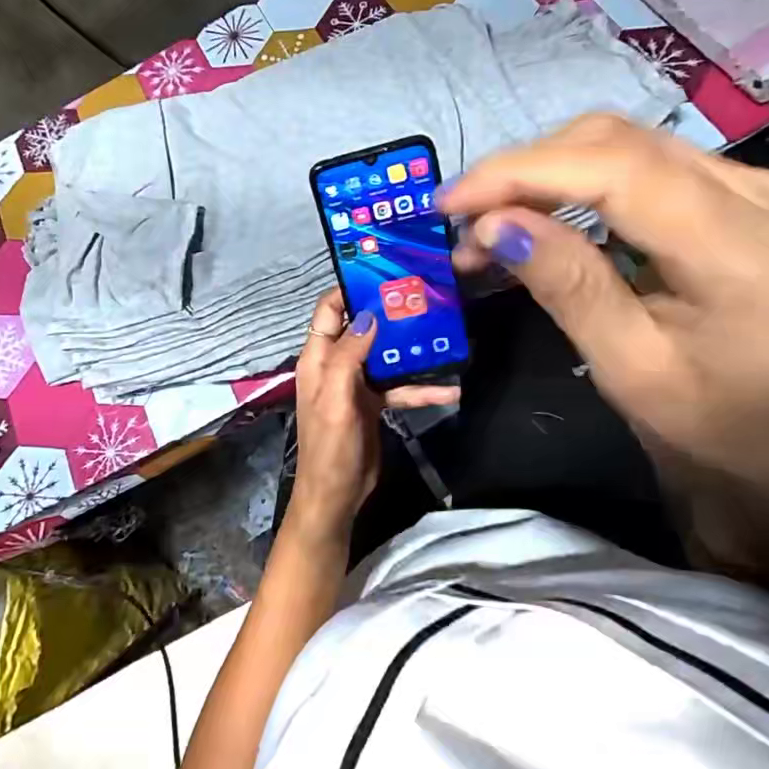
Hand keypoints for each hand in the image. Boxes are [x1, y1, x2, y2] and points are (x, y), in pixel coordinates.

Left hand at [289, 290, 459, 532]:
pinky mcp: (374, 403)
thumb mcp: (336, 398)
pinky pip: (399, 388)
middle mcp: (335, 365)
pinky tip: (450, 390)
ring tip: (444, 335)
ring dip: (411, 351)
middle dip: (388, 313)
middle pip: (361, 328)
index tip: (381, 274)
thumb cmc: (330, 446)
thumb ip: (348, 356)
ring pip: (385, 356)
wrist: (337, 494)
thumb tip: (369, 315)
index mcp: (317, 359)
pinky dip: (421, 388)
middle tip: (422, 296)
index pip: (328, 311)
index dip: (349, 291)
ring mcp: (356, 384)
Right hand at [442, 115, 768, 507]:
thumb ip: (566, 285)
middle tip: (466, 217)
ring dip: (553, 174)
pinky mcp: (759, 203)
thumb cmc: (709, 435)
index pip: (622, 171)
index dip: (525, 171)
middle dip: (530, 168)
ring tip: (496, 222)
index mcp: (750, 255)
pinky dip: (588, 185)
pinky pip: (658, 168)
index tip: (451, 201)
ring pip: (638, 147)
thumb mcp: (627, 369)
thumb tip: (491, 224)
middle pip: (628, 144)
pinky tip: (552, 217)